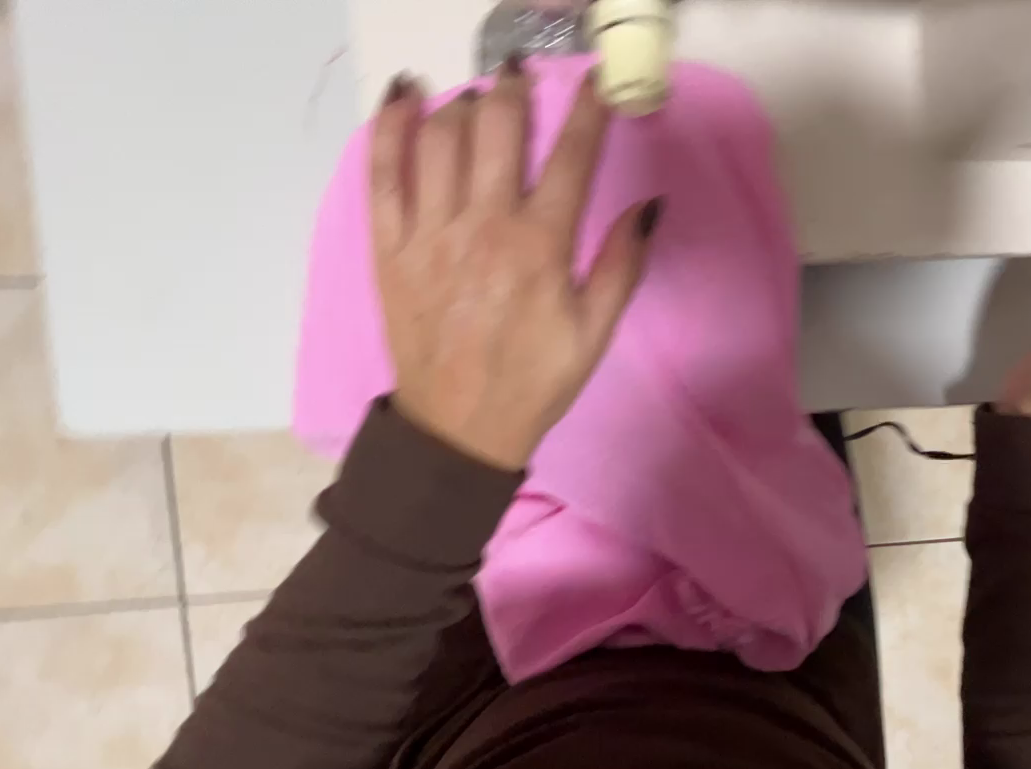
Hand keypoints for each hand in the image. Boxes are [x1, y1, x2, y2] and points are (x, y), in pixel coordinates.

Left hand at [370, 61, 661, 469]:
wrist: (460, 428)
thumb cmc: (534, 383)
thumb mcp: (593, 335)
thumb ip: (621, 266)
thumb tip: (648, 205)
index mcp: (541, 248)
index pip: (572, 157)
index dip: (590, 110)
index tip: (599, 82)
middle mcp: (484, 226)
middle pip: (498, 127)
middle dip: (516, 90)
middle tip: (522, 78)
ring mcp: (430, 232)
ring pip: (441, 135)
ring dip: (462, 103)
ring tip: (475, 101)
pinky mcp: (390, 246)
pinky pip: (382, 168)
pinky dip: (391, 123)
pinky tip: (406, 96)